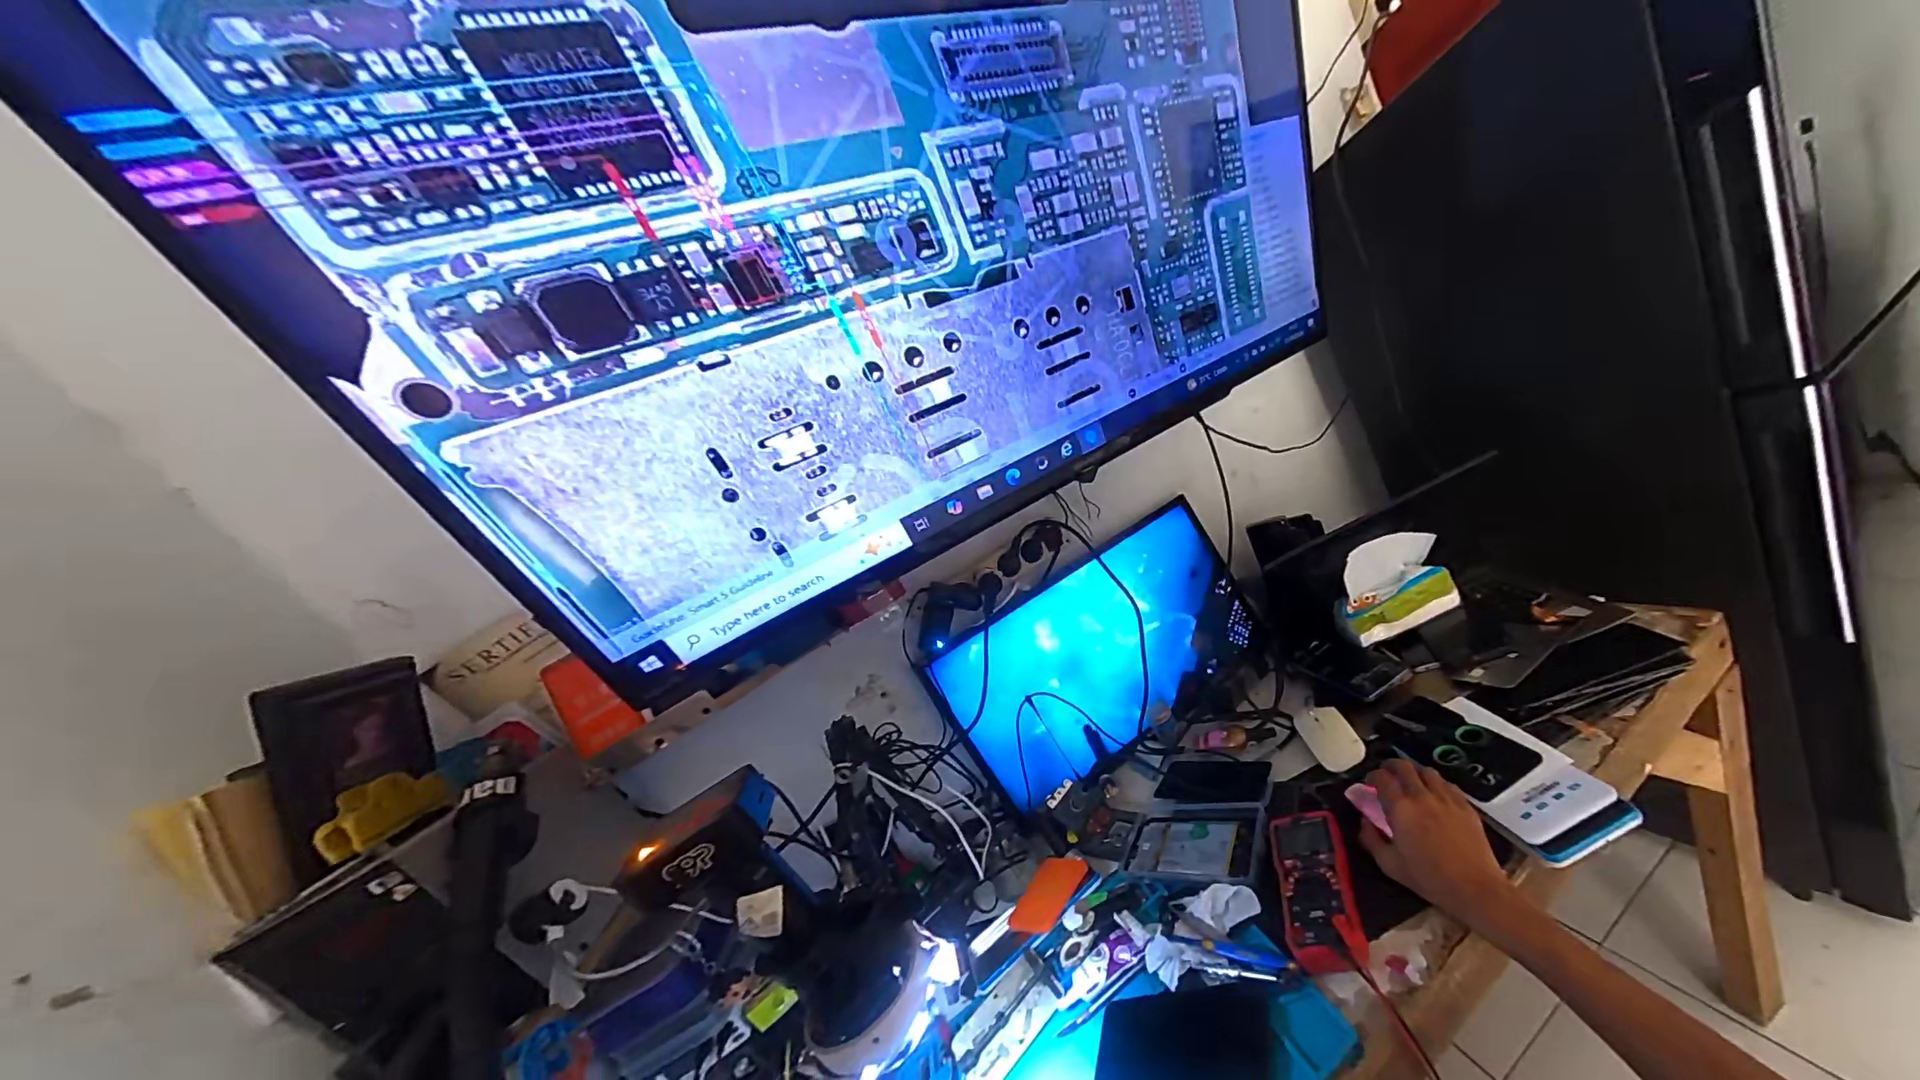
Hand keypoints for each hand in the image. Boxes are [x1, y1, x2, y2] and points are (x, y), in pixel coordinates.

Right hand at [1358, 759, 1516, 924]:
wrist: (1477, 890)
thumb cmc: (1429, 878)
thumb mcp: (1388, 863)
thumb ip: (1370, 838)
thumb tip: (1364, 820)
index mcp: (1400, 808)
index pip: (1380, 776)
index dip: (1371, 776)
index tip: (1370, 786)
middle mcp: (1422, 796)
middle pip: (1403, 765)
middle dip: (1390, 766)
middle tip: (1387, 777)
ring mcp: (1447, 800)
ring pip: (1427, 771)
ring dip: (1415, 774)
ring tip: (1412, 785)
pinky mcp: (1467, 807)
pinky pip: (1448, 784)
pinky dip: (1437, 784)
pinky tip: (1436, 796)